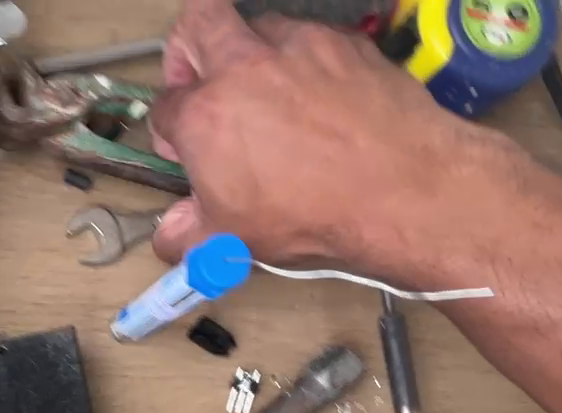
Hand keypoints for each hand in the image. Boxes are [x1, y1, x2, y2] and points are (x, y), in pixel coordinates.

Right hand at [147, 0, 531, 280]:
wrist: (396, 189)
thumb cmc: (303, 214)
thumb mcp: (223, 242)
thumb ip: (181, 234)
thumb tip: (170, 230)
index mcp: (204, 117)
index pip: (164, 105)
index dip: (167, 129)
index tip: (181, 149)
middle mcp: (244, 67)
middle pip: (198, 21)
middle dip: (187, 49)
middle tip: (198, 84)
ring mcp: (299, 46)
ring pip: (255, 24)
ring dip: (246, 53)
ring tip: (260, 96)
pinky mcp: (346, 43)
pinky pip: (309, 38)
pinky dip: (298, 61)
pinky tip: (310, 100)